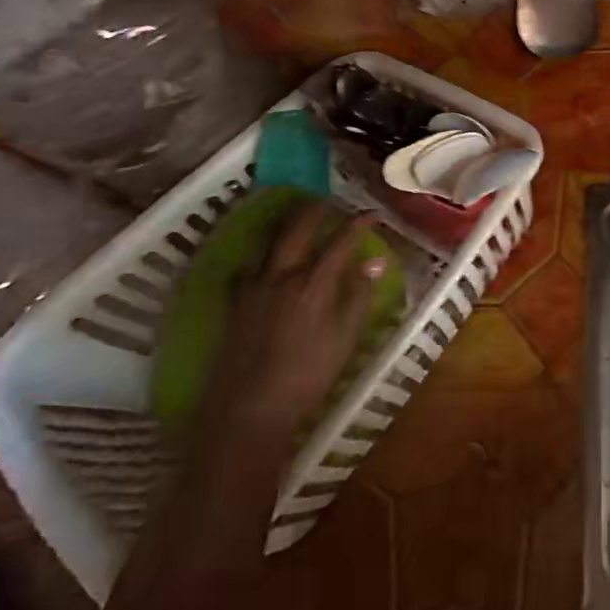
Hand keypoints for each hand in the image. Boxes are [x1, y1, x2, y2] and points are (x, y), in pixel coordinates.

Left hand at [200, 203, 388, 440]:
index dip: (357, 225)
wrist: (249, 408)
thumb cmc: (306, 379)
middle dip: (316, 210)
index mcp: (313, 286)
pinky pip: (248, 265)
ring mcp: (254, 286)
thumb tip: (375, 262)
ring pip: (269, 241)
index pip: (339, 243)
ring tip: (298, 215)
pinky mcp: (234, 300)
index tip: (370, 214)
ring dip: (287, 223)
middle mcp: (281, 276)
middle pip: (298, 229)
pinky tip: (264, 262)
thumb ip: (358, 297)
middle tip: (330, 200)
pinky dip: (261, 255)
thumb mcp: (344, 341)